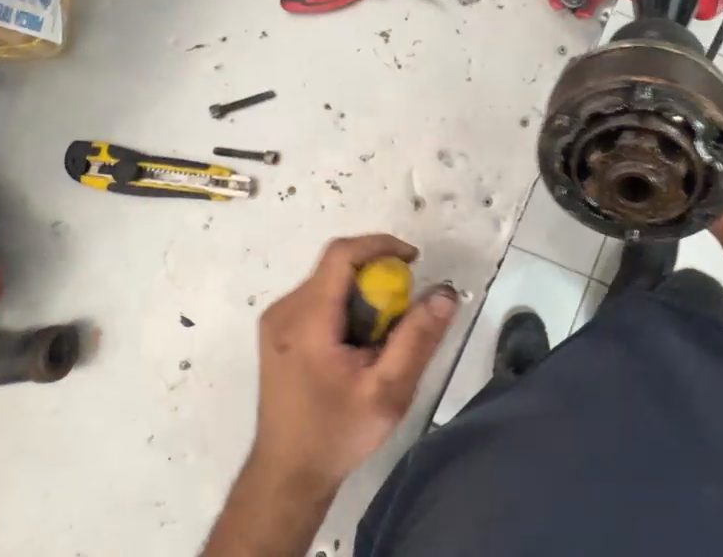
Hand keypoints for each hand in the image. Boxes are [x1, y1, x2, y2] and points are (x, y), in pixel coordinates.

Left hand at [249, 234, 460, 497]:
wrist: (286, 475)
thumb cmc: (336, 434)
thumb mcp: (388, 392)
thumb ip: (417, 339)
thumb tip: (445, 294)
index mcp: (306, 321)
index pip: (341, 254)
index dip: (381, 245)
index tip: (414, 261)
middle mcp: (284, 311)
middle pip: (338, 267)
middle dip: (378, 278)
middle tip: (405, 312)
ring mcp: (277, 321)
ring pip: (331, 282)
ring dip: (365, 295)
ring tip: (384, 337)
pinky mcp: (279, 333)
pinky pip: (320, 298)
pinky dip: (348, 308)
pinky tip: (360, 346)